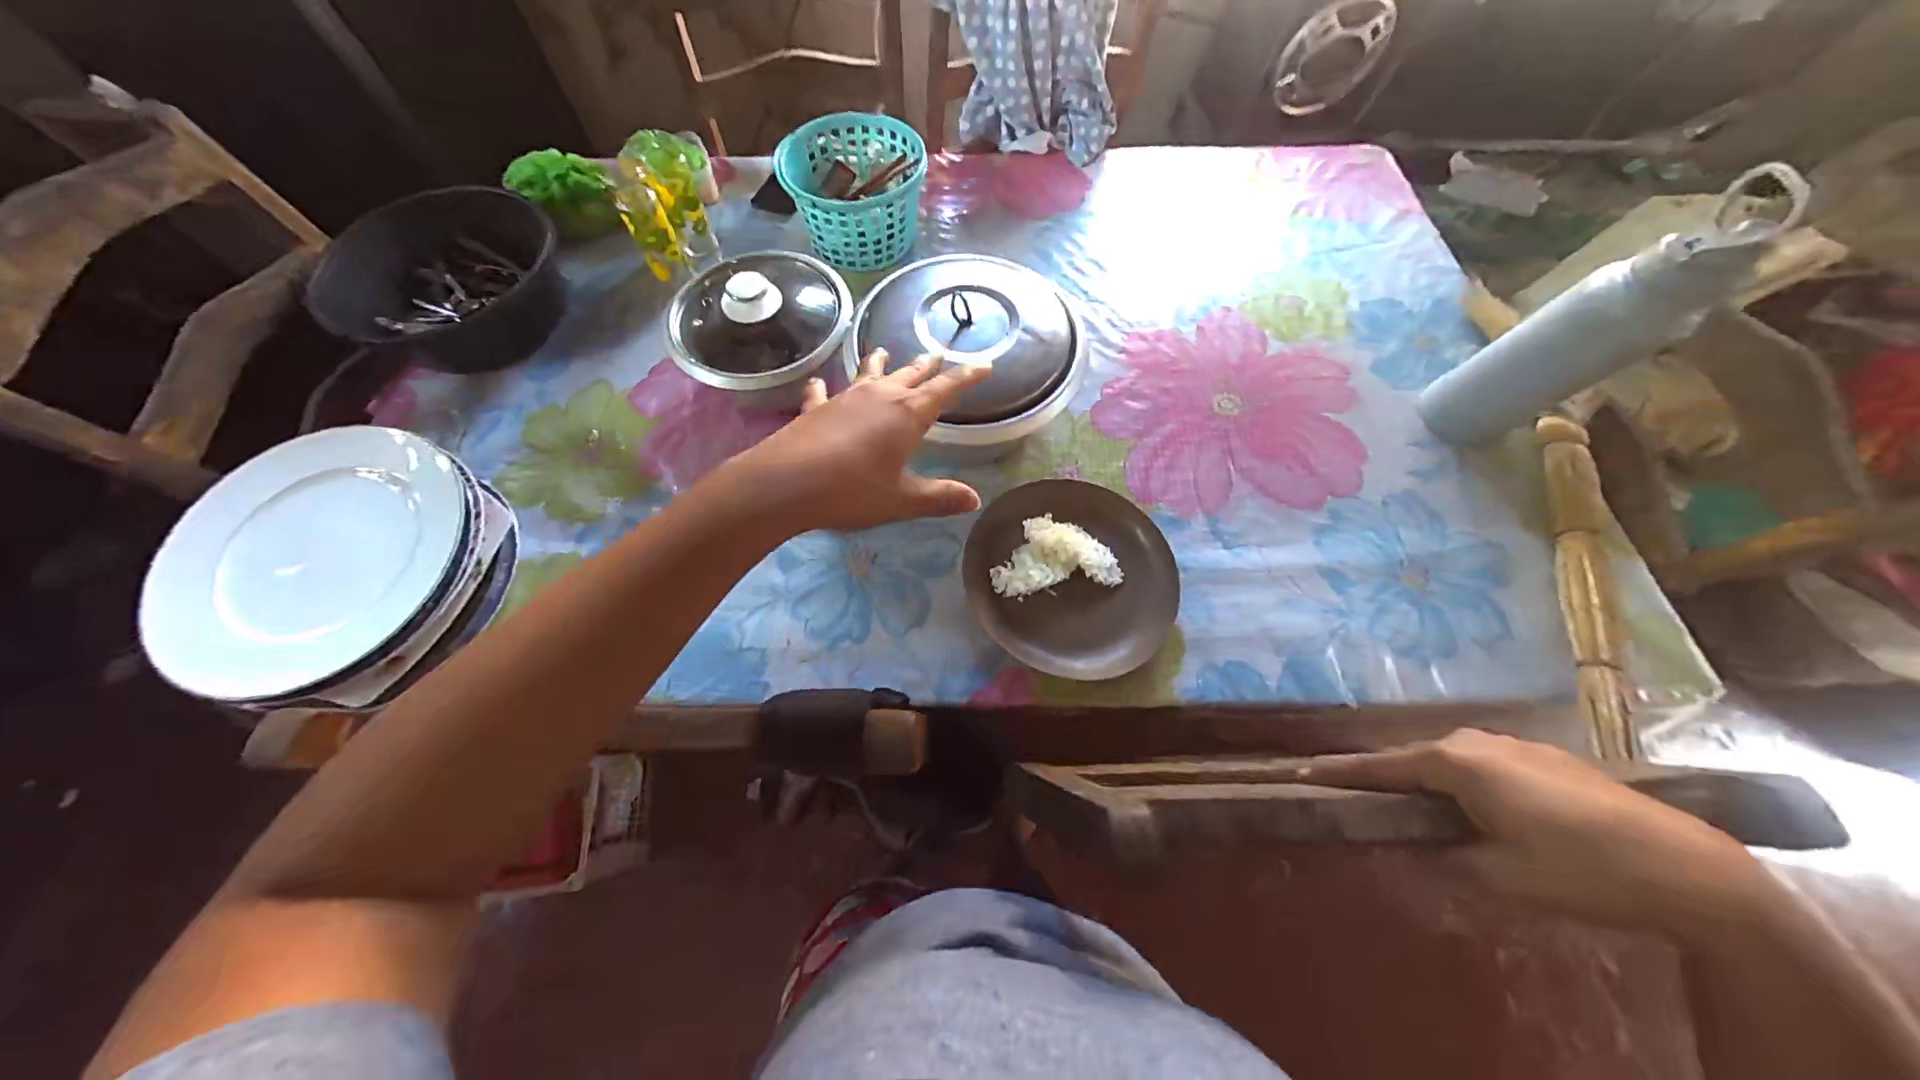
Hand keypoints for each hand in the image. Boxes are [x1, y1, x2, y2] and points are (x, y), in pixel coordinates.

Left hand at [716, 349, 992, 533]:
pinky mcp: (815, 409)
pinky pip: (823, 392)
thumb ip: (938, 497)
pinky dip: (825, 388)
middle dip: (927, 367)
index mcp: (907, 415)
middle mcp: (879, 397)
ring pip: (868, 374)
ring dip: (880, 363)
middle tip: (939, 355)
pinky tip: (818, 384)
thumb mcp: (901, 500)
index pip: (945, 390)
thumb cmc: (851, 491)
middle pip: (909, 375)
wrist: (785, 484)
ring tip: (885, 351)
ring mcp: (844, 399)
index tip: (984, 366)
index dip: (966, 378)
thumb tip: (974, 499)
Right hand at [1298, 729, 1779, 937]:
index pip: (1382, 766)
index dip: (1341, 772)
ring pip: (1450, 759)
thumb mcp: (1495, 876)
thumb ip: (1439, 857)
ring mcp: (1516, 746)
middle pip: (1414, 758)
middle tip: (1354, 794)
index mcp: (1456, 763)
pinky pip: (1483, 764)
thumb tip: (1409, 850)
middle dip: (1384, 776)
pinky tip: (1470, 803)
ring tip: (1408, 802)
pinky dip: (1461, 780)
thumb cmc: (1577, 869)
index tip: (1303, 772)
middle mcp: (1478, 742)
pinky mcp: (1547, 759)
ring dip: (1426, 778)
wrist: (1689, 870)